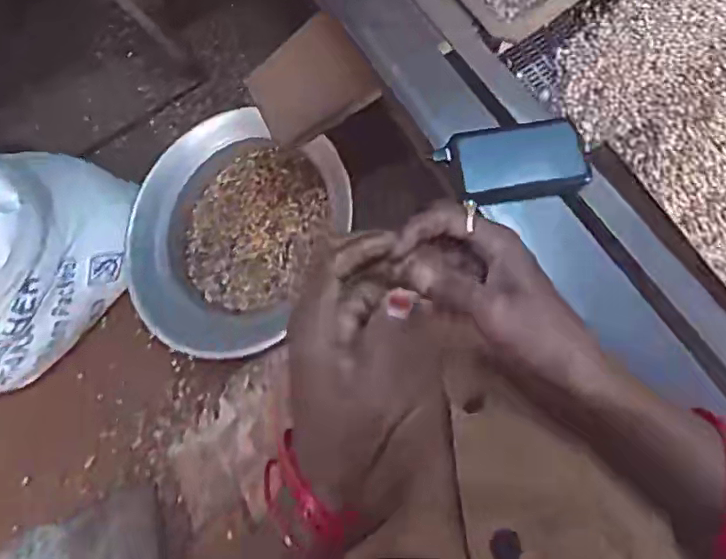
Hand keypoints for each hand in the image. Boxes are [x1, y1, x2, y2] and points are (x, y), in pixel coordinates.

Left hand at [286, 231, 437, 520]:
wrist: (332, 484)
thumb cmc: (354, 432)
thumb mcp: (380, 380)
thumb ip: (393, 328)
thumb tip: (405, 288)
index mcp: (315, 320)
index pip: (330, 261)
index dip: (363, 244)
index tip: (399, 241)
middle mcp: (312, 316)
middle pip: (336, 265)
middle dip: (372, 254)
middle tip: (410, 254)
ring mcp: (320, 330)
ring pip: (348, 285)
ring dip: (378, 274)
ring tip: (413, 272)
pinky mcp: (331, 344)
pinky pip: (353, 306)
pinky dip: (377, 296)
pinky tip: (403, 300)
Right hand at [394, 205, 612, 395]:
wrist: (575, 372)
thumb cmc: (536, 334)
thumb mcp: (488, 309)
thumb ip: (446, 285)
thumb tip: (405, 265)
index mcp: (495, 239)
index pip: (446, 216)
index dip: (417, 228)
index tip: (393, 251)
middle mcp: (490, 247)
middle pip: (444, 232)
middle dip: (416, 245)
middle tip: (388, 268)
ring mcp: (489, 271)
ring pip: (446, 256)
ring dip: (422, 266)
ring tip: (394, 283)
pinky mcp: (487, 294)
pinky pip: (453, 280)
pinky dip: (434, 286)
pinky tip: (416, 301)